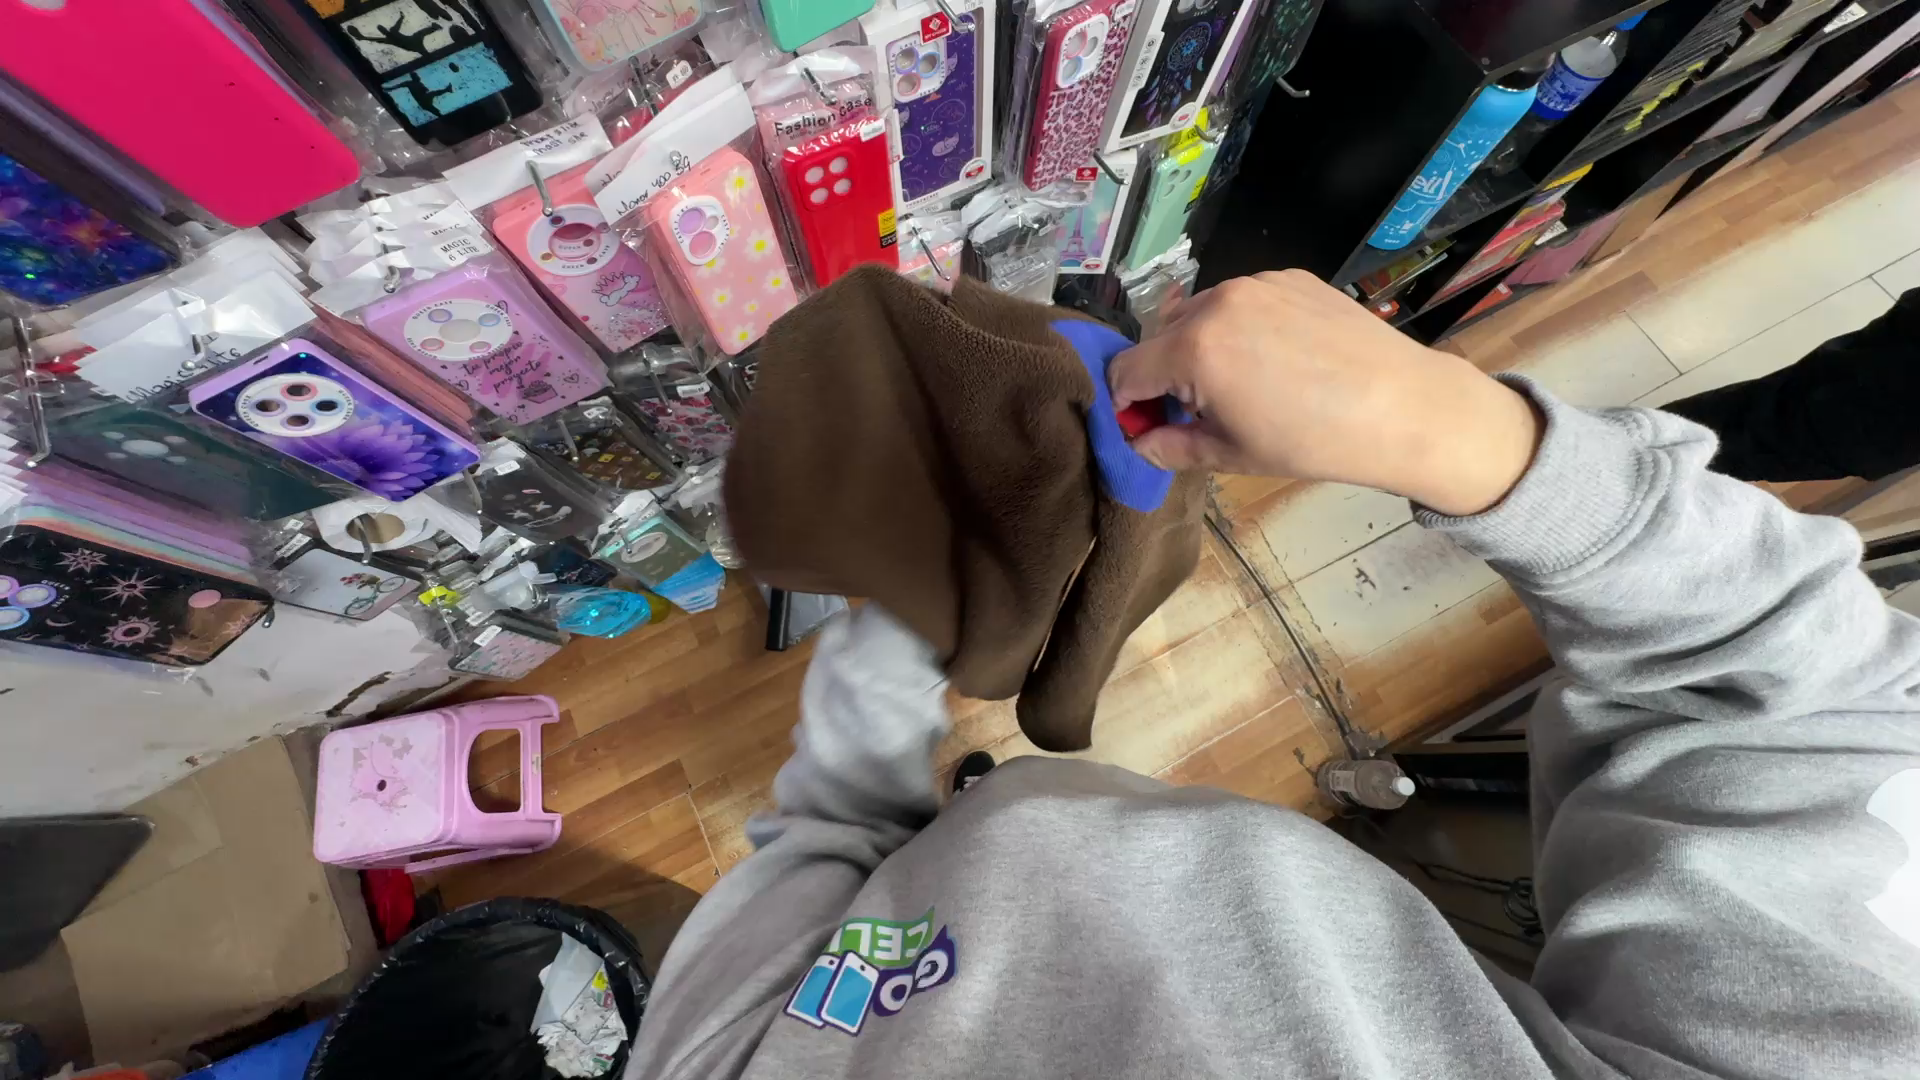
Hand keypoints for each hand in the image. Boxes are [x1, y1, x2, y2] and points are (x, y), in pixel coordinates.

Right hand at [1108, 270, 1542, 516]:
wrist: (1403, 407)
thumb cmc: (1309, 441)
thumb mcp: (1227, 455)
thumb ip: (1166, 447)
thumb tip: (1138, 440)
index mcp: (1193, 349)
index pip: (1124, 371)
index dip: (1127, 404)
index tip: (1150, 426)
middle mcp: (1215, 303)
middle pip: (1156, 340)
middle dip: (1162, 376)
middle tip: (1198, 410)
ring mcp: (1255, 283)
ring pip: (1195, 315)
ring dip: (1197, 348)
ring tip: (1240, 381)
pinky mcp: (1288, 276)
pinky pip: (1237, 301)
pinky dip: (1236, 327)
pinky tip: (1274, 357)